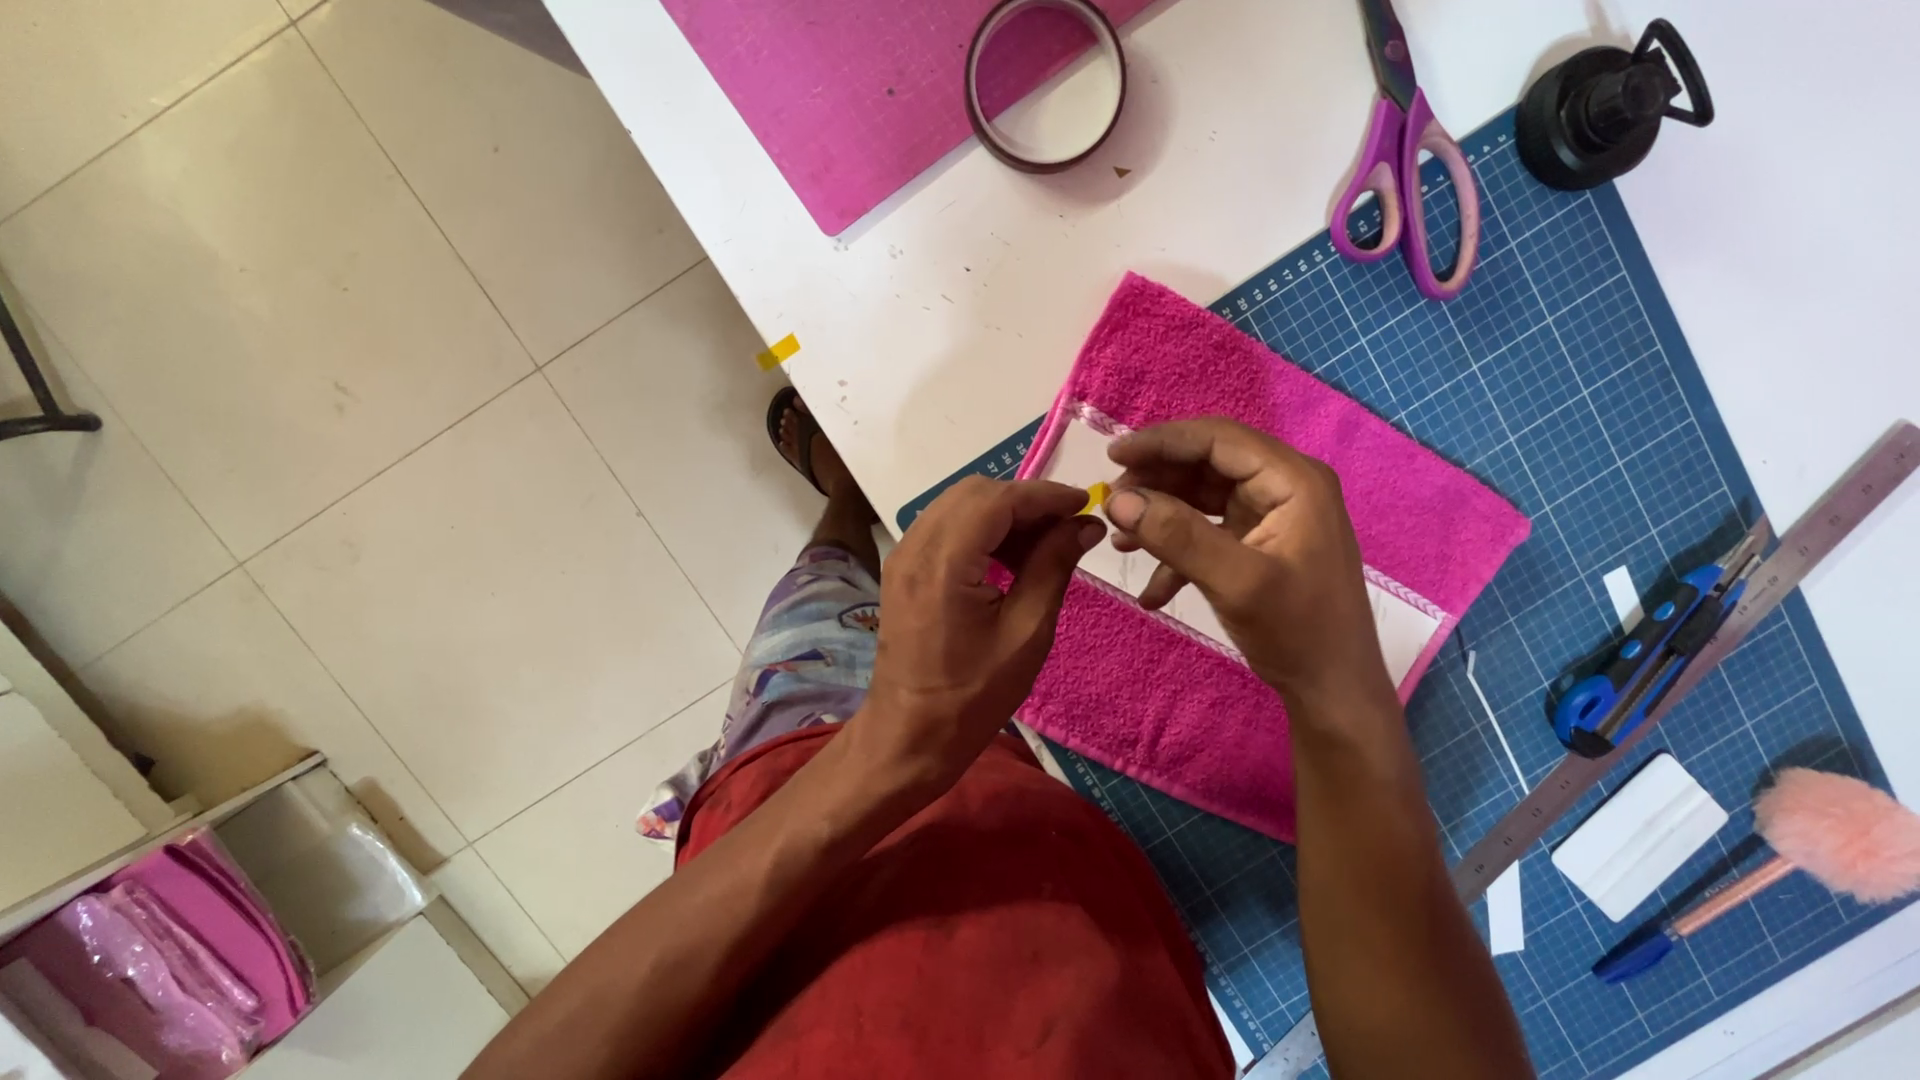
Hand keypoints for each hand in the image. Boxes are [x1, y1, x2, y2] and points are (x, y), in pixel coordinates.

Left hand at [850, 476, 1104, 792]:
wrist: (909, 735)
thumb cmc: (973, 695)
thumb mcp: (1026, 633)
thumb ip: (1053, 566)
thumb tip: (1084, 524)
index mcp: (944, 563)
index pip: (998, 499)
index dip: (1045, 495)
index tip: (1086, 504)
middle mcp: (915, 547)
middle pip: (974, 492)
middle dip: (1024, 500)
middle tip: (1067, 526)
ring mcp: (903, 556)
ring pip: (958, 505)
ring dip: (1003, 512)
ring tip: (1044, 542)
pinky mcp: (902, 569)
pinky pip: (944, 527)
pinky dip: (980, 528)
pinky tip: (1009, 557)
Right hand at [1102, 418, 1392, 707]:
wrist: (1333, 690)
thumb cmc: (1297, 631)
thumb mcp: (1235, 582)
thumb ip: (1177, 535)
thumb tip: (1118, 499)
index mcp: (1293, 481)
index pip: (1218, 439)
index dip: (1162, 441)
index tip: (1112, 457)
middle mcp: (1284, 487)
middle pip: (1206, 464)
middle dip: (1156, 482)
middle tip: (1112, 504)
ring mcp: (1271, 517)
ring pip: (1201, 497)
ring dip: (1159, 516)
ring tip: (1121, 541)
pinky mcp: (1258, 545)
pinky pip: (1208, 532)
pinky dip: (1177, 552)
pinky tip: (1152, 590)